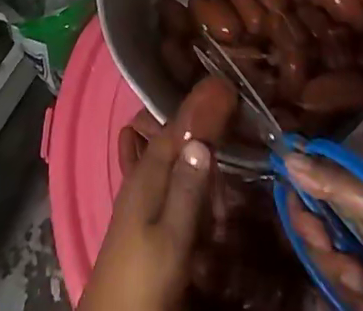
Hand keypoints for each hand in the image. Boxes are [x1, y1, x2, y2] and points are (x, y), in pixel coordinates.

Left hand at [76, 111, 214, 310]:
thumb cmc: (143, 278)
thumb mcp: (171, 238)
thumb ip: (186, 192)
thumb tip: (201, 141)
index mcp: (149, 176)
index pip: (176, 129)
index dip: (198, 106)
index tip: (222, 85)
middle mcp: (142, 177)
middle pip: (170, 136)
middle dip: (193, 114)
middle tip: (220, 95)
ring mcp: (140, 195)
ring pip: (165, 151)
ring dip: (184, 131)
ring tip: (205, 113)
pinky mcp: (143, 213)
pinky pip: (161, 172)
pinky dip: (173, 156)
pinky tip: (176, 153)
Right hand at [282, 153, 362, 309]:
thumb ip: (336, 184)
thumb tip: (288, 158)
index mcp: (357, 192)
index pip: (310, 189)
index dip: (300, 206)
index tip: (307, 221)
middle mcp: (355, 222)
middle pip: (314, 233)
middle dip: (321, 251)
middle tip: (349, 266)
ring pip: (325, 266)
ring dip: (338, 279)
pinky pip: (341, 294)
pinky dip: (349, 300)